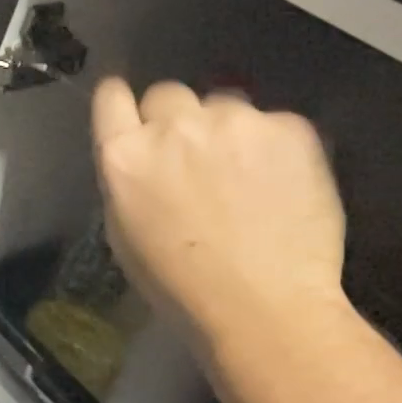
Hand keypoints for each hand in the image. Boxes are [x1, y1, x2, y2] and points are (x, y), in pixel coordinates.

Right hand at [93, 79, 347, 343]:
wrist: (265, 308)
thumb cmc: (180, 290)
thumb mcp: (126, 236)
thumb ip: (128, 182)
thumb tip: (142, 161)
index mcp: (124, 158)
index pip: (111, 97)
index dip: (121, 103)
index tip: (133, 116)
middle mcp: (174, 126)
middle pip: (167, 94)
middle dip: (175, 119)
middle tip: (192, 159)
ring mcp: (235, 121)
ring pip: (223, 104)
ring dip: (225, 130)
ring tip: (243, 178)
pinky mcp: (290, 125)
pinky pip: (272, 122)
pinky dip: (271, 147)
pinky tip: (279, 187)